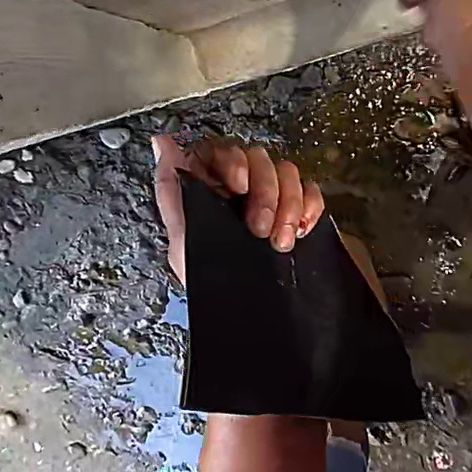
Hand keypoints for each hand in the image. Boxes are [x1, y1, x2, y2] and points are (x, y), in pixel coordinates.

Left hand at [151, 135, 326, 283]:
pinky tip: (302, 232)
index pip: (220, 152)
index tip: (238, 184)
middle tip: (258, 228)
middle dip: (263, 190)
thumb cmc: (218, 292)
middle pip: (257, 158)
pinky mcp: (301, 214)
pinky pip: (311, 191)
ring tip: (280, 242)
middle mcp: (241, 194)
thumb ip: (172, 192)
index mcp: (210, 195)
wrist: (264, 327)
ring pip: (286, 171)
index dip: (231, 159)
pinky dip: (309, 207)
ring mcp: (273, 202)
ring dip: (287, 204)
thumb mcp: (185, 245)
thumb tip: (161, 143)